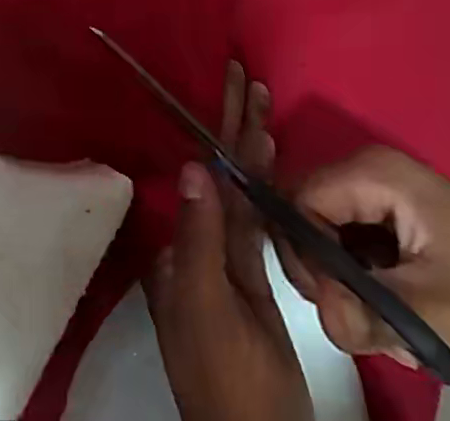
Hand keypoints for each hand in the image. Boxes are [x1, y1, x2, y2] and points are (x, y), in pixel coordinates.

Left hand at [145, 62, 311, 420]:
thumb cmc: (226, 374)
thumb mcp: (209, 309)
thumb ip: (201, 238)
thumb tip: (192, 166)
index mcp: (179, 247)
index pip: (201, 172)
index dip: (215, 127)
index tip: (226, 85)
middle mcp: (198, 242)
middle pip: (220, 172)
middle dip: (232, 124)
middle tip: (244, 75)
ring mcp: (226, 257)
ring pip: (240, 189)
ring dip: (250, 146)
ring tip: (260, 100)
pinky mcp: (252, 273)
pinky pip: (256, 218)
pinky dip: (264, 185)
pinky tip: (270, 155)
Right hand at [279, 145, 449, 396]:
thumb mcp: (439, 316)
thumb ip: (368, 312)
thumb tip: (317, 307)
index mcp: (381, 173)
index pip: (301, 199)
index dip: (305, 254)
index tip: (333, 304)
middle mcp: (376, 176)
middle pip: (310, 220)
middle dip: (329, 279)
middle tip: (365, 324)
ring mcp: (387, 204)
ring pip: (328, 244)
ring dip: (348, 295)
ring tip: (392, 331)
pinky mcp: (396, 232)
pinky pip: (352, 258)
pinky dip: (364, 296)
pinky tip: (399, 324)